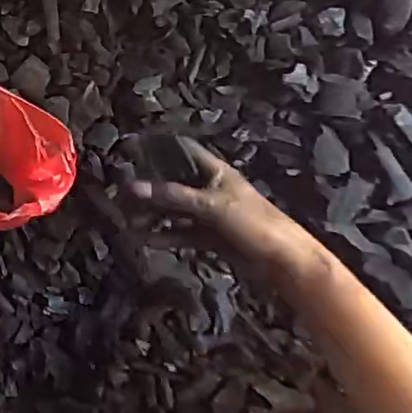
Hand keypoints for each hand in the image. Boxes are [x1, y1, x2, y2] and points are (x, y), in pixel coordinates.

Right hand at [126, 136, 319, 278]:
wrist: (290, 265)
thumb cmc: (255, 224)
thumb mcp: (211, 206)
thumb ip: (171, 196)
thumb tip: (131, 186)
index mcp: (214, 172)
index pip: (181, 150)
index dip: (157, 147)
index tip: (130, 149)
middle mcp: (209, 188)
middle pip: (171, 182)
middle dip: (148, 188)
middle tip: (121, 195)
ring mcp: (209, 213)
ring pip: (173, 209)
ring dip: (152, 214)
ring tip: (129, 221)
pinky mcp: (210, 235)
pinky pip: (180, 231)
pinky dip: (163, 235)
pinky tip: (145, 239)